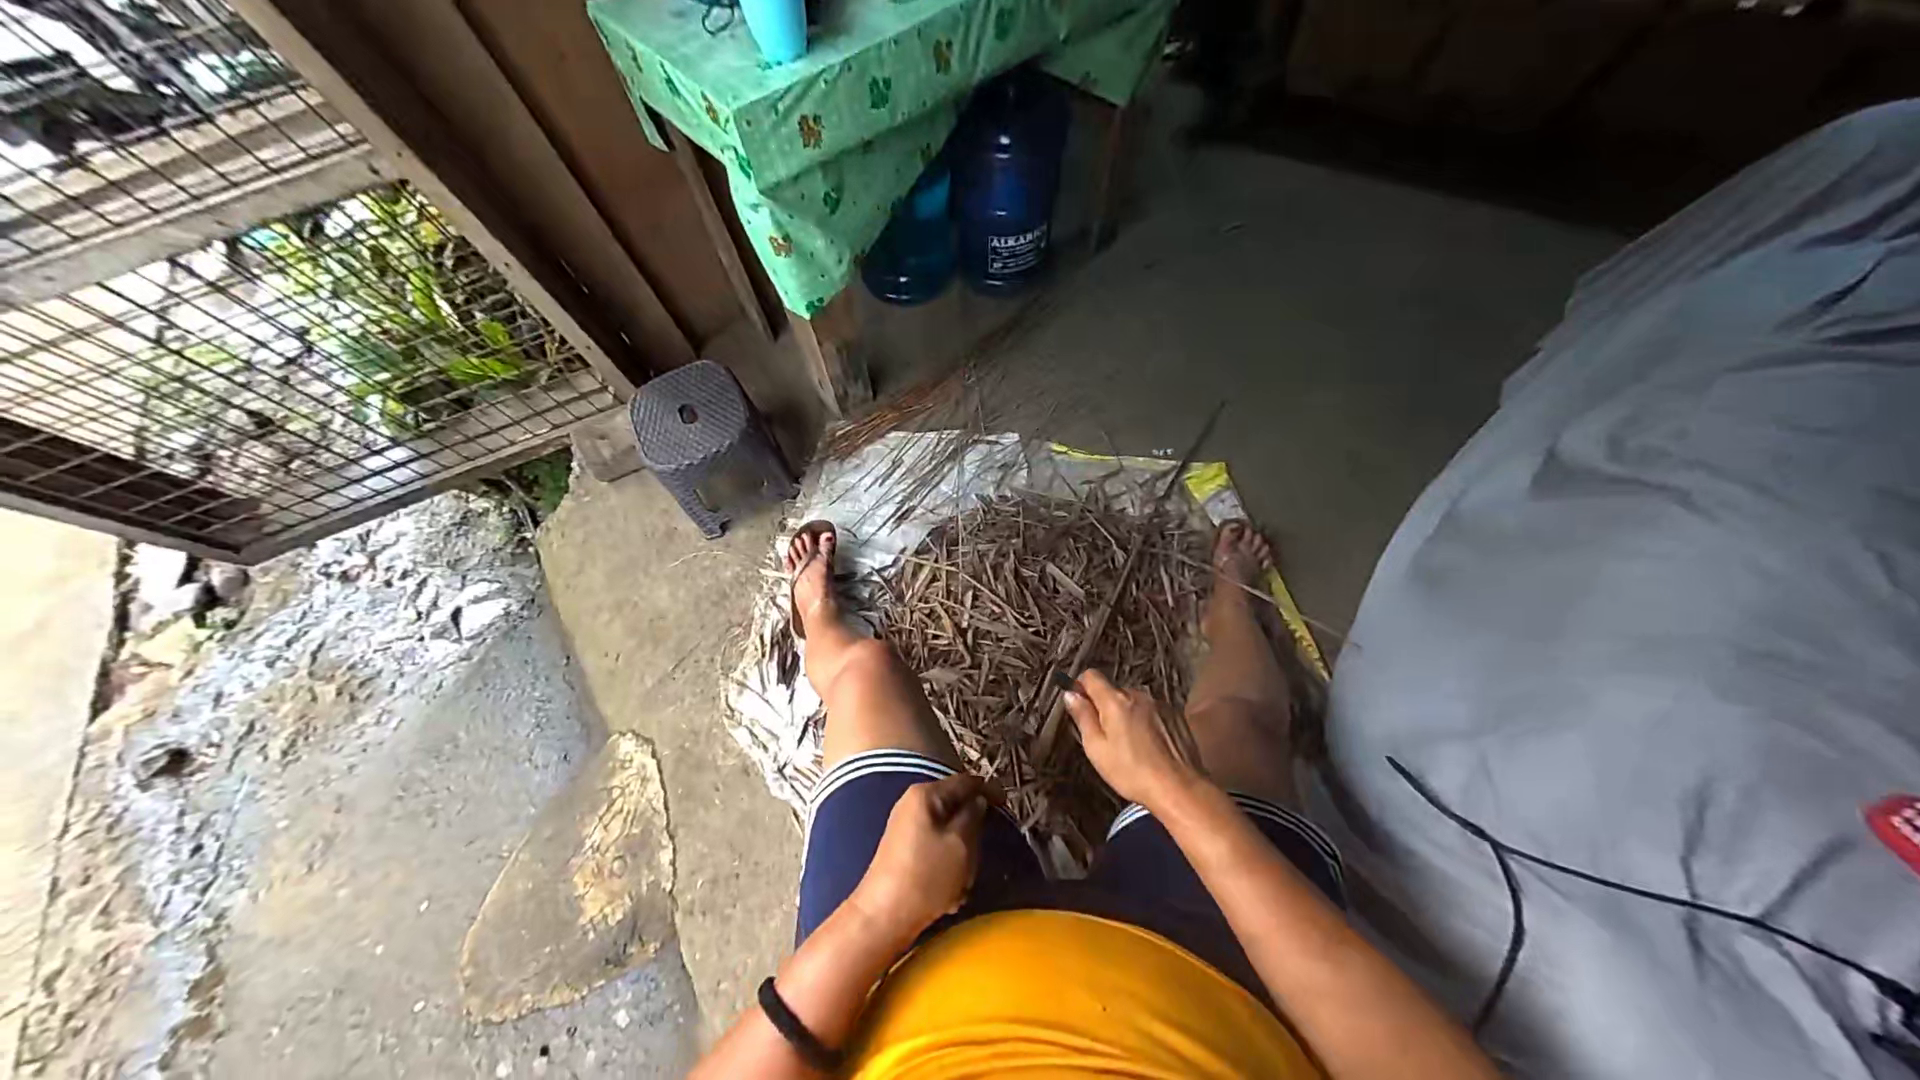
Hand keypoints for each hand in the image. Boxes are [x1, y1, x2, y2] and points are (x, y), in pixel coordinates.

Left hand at [847, 773, 988, 938]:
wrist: (883, 918)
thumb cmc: (925, 877)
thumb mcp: (959, 844)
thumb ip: (973, 816)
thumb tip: (978, 801)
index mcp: (925, 795)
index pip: (965, 781)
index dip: (989, 789)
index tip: (1007, 805)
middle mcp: (913, 805)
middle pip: (957, 808)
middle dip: (972, 833)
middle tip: (978, 857)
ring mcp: (907, 828)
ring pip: (949, 834)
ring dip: (962, 856)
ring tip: (961, 883)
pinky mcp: (905, 852)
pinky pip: (937, 851)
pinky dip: (948, 868)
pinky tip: (949, 894)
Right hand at [1062, 669, 1205, 812]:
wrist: (1178, 788)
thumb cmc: (1133, 773)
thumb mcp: (1096, 748)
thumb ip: (1083, 716)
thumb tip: (1071, 695)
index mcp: (1115, 701)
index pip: (1091, 676)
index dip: (1081, 687)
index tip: (1080, 704)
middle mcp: (1138, 695)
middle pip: (1113, 690)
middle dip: (1105, 707)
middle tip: (1104, 736)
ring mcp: (1159, 704)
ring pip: (1133, 702)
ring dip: (1127, 715)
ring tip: (1129, 745)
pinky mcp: (1175, 715)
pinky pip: (1151, 711)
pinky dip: (1145, 722)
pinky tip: (1147, 746)